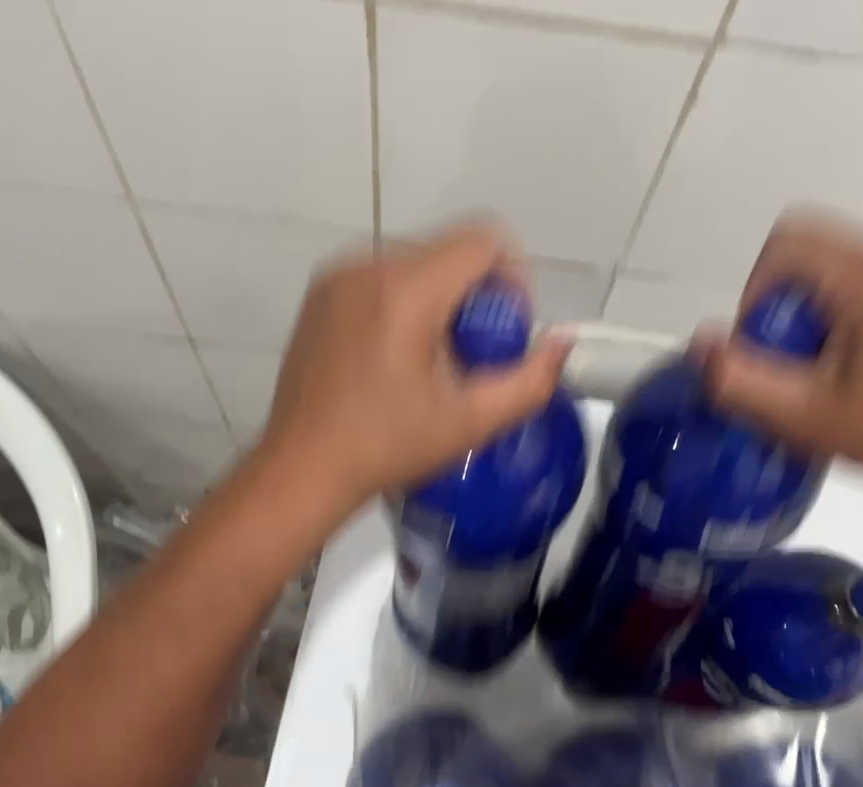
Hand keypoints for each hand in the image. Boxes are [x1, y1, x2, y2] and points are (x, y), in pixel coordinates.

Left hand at [258, 222, 570, 505]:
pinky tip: (396, 356)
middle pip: (450, 250)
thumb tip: (561, 342)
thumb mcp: (470, 422)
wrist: (302, 468)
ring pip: (416, 262)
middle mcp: (368, 264)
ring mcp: (337, 276)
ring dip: (441, 300)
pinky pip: (381, 276)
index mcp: (407, 289)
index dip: (512, 281)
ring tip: (433, 360)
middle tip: (471, 356)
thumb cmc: (387, 448)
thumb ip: (530, 380)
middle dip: (476, 295)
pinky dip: (404, 303)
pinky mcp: (320, 293)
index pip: (484, 240)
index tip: (505, 334)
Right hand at [700, 212, 862, 504]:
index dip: (757, 288)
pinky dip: (861, 315)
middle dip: (793, 311)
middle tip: (799, 373)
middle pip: (821, 258)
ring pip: (852, 271)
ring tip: (836, 376)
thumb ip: (740, 378)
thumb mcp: (804, 417)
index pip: (790, 241)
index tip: (764, 344)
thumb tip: (700, 342)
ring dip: (825, 316)